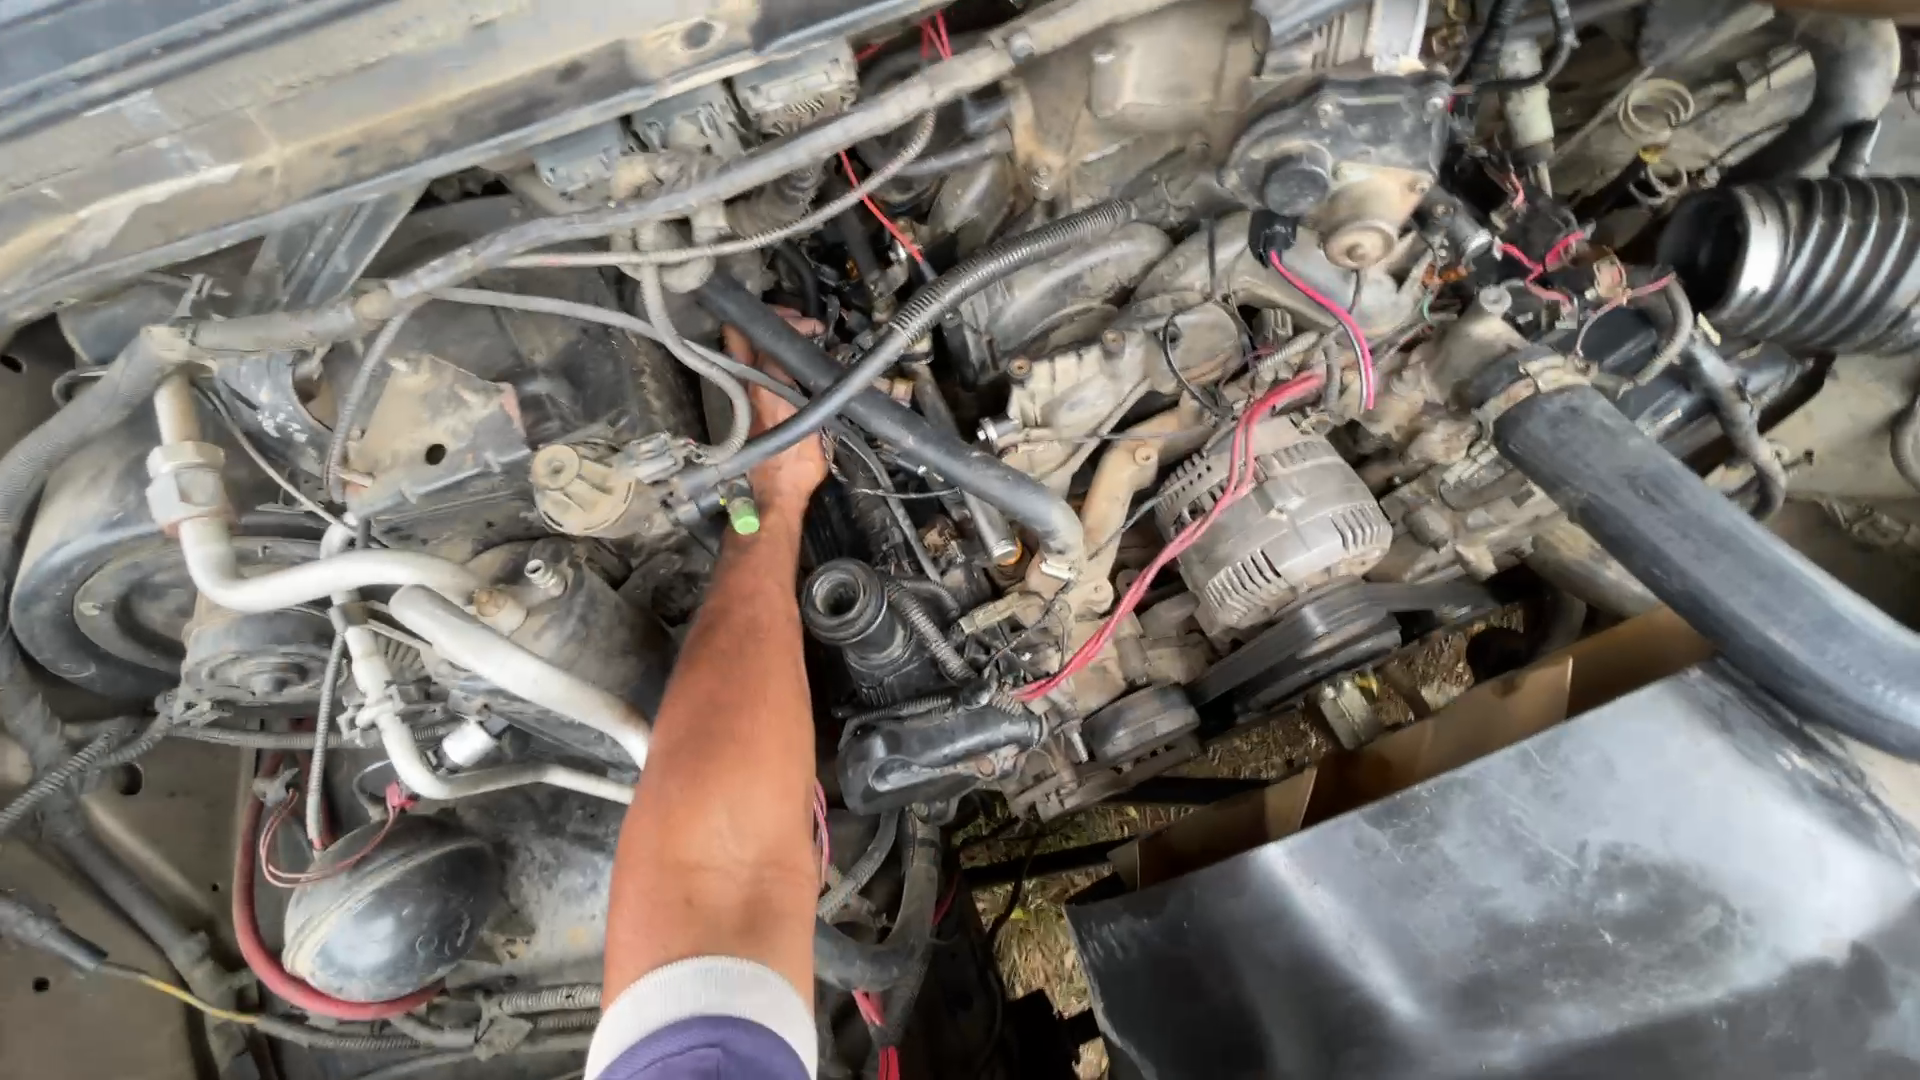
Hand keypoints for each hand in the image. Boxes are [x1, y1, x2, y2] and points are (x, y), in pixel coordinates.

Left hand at [722, 317, 829, 523]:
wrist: (775, 495)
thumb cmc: (796, 467)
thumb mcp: (817, 428)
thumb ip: (821, 397)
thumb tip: (829, 374)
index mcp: (766, 389)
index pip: (769, 339)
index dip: (792, 324)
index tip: (813, 328)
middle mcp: (749, 387)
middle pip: (741, 335)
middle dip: (769, 319)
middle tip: (796, 322)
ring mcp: (745, 396)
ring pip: (744, 351)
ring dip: (767, 338)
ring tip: (796, 338)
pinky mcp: (748, 408)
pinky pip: (751, 371)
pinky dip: (767, 358)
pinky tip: (788, 364)